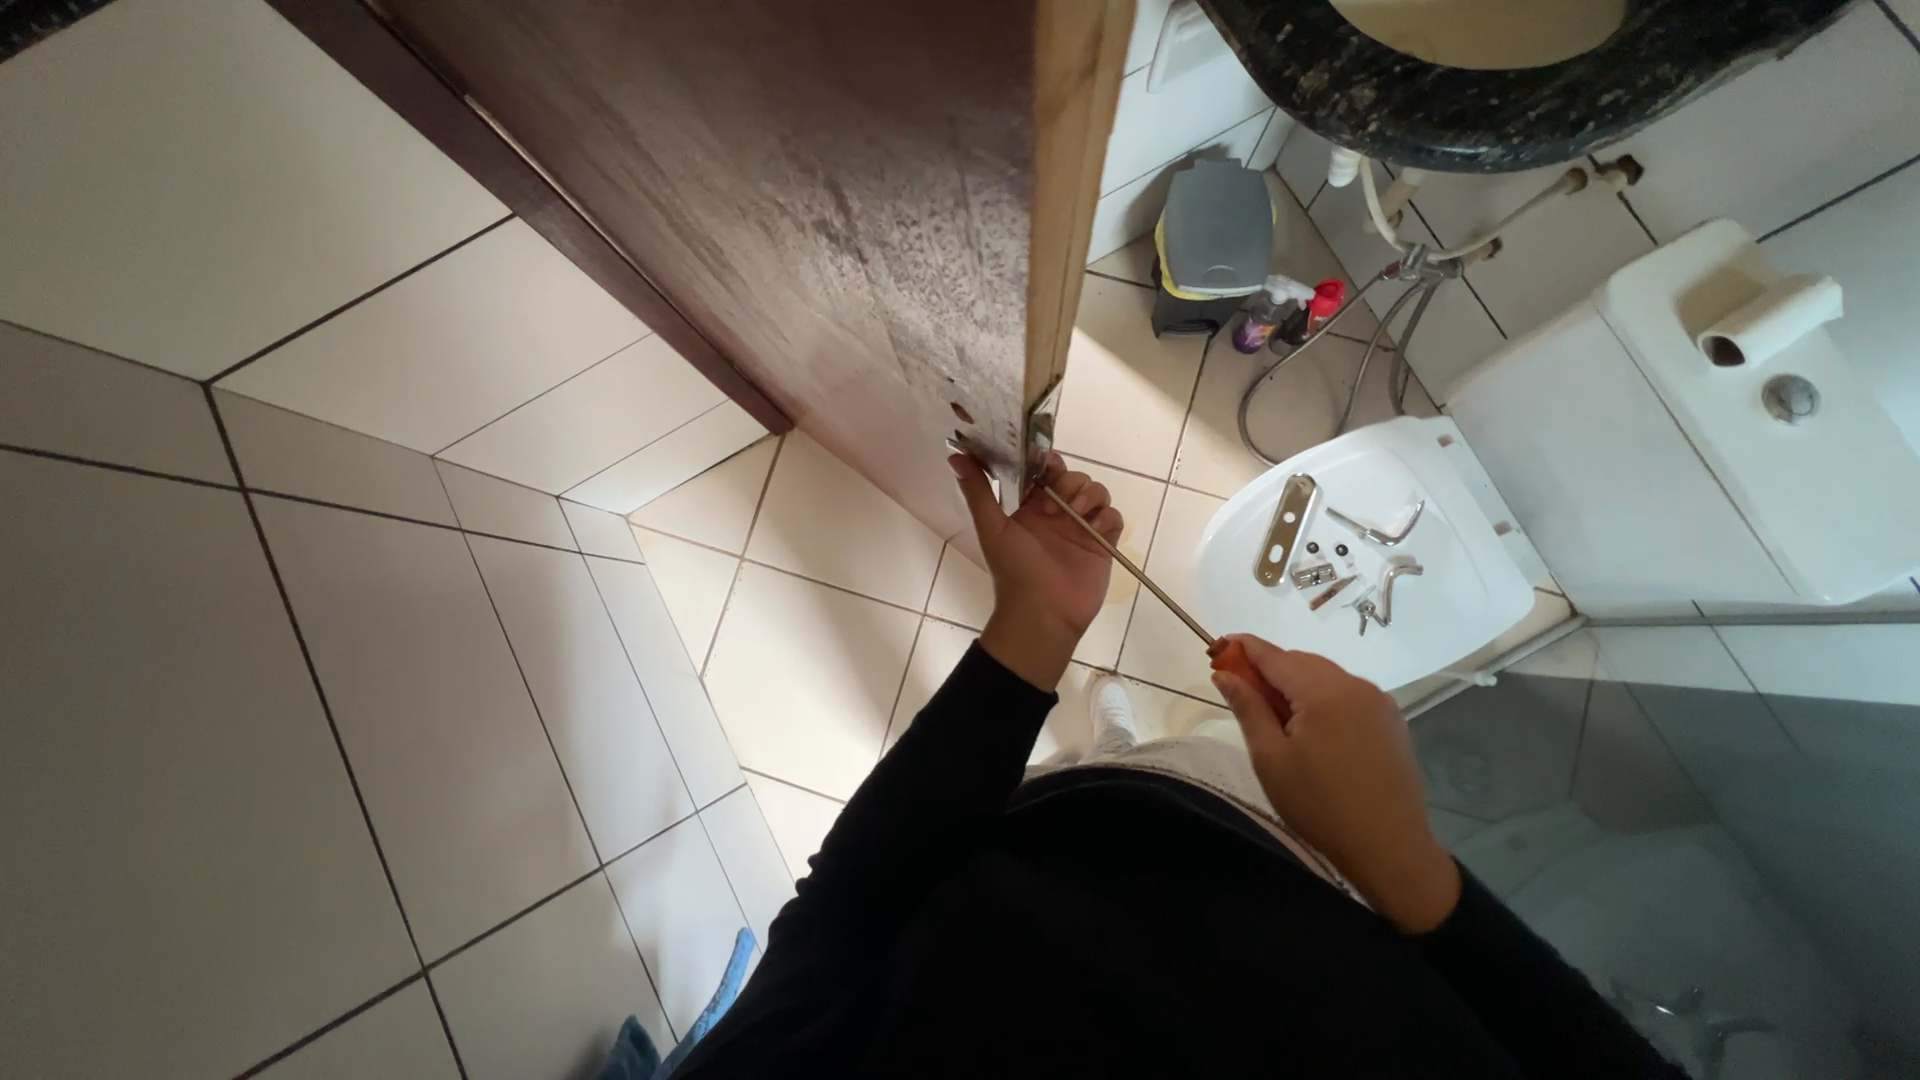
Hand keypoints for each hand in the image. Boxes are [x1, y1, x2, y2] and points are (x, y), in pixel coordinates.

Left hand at [951, 452, 1119, 689]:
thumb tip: (956, 456)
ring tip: (1074, 514)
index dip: (1046, 462)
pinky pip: (1113, 517)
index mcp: (1029, 508)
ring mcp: (1080, 528)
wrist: (1042, 614)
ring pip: (1096, 491)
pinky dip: (1107, 516)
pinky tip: (1093, 529)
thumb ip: (978, 492)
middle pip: (1073, 477)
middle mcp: (1056, 513)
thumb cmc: (1014, 571)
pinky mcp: (1102, 543)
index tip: (1044, 468)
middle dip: (1068, 481)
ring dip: (1089, 494)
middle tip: (1054, 505)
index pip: (1043, 470)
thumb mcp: (992, 528)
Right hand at [1211, 635, 1459, 933]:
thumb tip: (1223, 673)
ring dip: (1294, 680)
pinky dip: (1320, 694)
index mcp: (1322, 693)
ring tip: (1272, 709)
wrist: (1390, 848)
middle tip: (1238, 686)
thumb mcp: (1270, 758)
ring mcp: (1378, 701)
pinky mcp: (1391, 720)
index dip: (1242, 647)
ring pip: (1324, 674)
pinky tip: (1309, 723)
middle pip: (1300, 660)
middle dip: (1267, 666)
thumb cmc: (1319, 805)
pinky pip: (1346, 691)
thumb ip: (1248, 708)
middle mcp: (1354, 685)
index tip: (1215, 647)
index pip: (1273, 655)